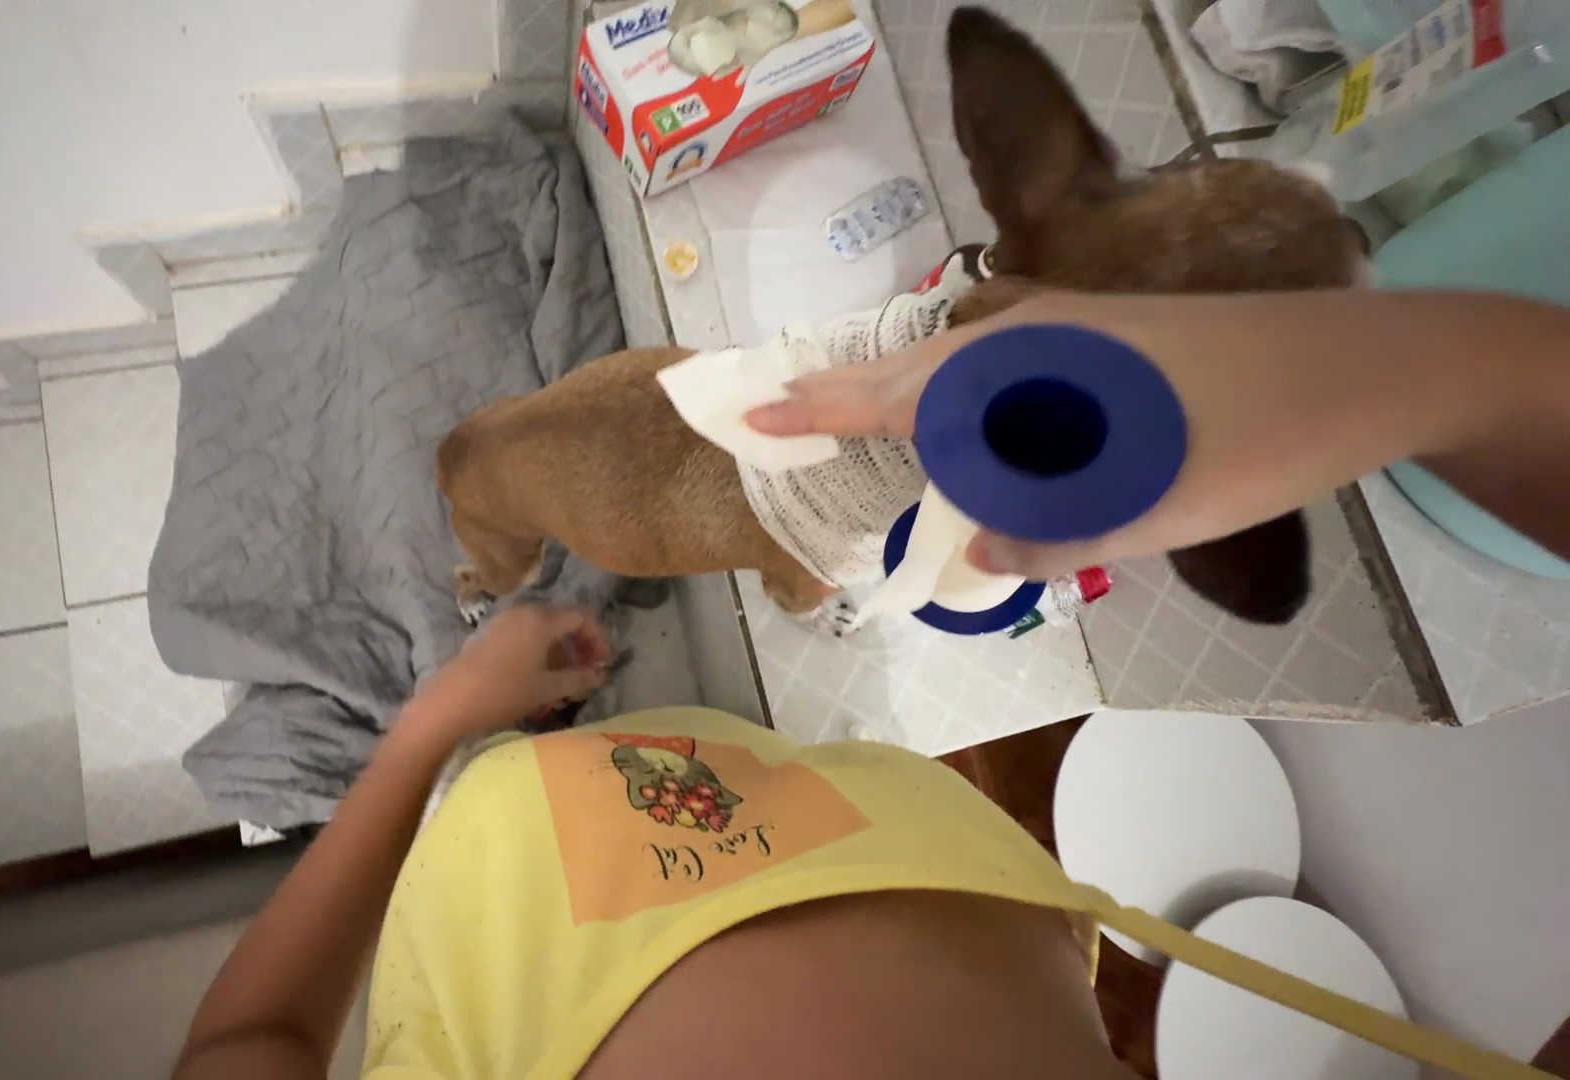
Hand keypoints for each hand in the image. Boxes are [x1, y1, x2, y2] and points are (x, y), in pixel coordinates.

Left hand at [405, 606, 611, 742]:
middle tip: (587, 673)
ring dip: (559, 653)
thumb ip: (579, 678)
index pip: (582, 616)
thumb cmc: (505, 692)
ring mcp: (502, 622)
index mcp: (541, 618)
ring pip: (541, 631)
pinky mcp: (488, 636)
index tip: (604, 663)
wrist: (450, 702)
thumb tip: (600, 674)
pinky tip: (537, 681)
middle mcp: (522, 612)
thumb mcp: (548, 688)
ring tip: (564, 683)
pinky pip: (523, 637)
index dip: (598, 638)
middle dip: (579, 646)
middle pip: (561, 621)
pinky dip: (538, 653)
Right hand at [745, 289, 1530, 580]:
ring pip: (942, 368)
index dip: (818, 410)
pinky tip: (943, 421)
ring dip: (886, 394)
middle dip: (835, 393)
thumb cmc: (1244, 439)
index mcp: (1023, 373)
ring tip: (841, 417)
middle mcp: (1024, 341)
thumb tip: (974, 557)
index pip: (893, 395)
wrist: (1362, 371)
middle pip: (903, 371)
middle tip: (776, 411)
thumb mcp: (1142, 507)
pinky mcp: (1080, 346)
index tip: (752, 415)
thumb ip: (1048, 537)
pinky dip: (939, 397)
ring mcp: (1052, 336)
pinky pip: (980, 372)